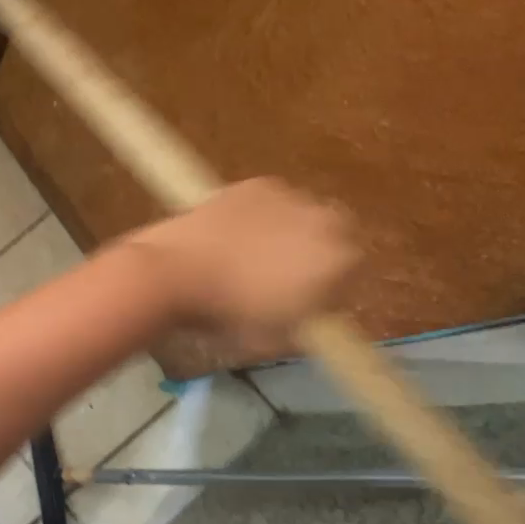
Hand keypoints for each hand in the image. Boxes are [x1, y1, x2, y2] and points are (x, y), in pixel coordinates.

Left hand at [121, 177, 359, 353]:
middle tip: (273, 275)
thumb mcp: (274, 339)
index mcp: (343, 262)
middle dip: (309, 255)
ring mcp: (294, 197)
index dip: (324, 290)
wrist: (174, 272)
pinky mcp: (258, 184)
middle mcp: (330, 222)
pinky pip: (268, 203)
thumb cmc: (225, 314)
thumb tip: (307, 323)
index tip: (299, 301)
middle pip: (331, 239)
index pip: (350, 276)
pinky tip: (230, 232)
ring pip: (300, 218)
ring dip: (283, 232)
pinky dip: (256, 215)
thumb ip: (303, 327)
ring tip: (245, 253)